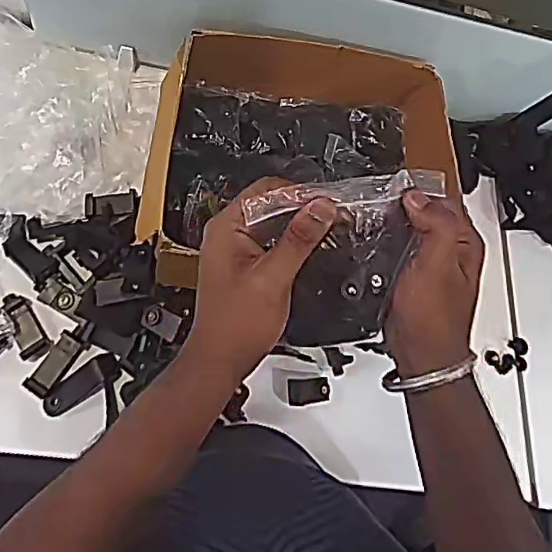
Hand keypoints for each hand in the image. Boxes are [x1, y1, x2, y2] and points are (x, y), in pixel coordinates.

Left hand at [183, 178, 335, 384]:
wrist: (220, 361)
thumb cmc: (234, 326)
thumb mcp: (272, 278)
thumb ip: (298, 240)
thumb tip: (319, 208)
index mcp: (227, 228)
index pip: (267, 190)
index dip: (299, 193)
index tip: (325, 201)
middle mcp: (228, 233)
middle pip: (271, 203)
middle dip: (303, 207)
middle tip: (331, 214)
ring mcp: (236, 247)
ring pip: (274, 221)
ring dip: (300, 224)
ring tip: (326, 227)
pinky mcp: (246, 262)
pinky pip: (273, 238)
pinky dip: (293, 239)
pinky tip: (311, 246)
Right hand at [387, 189, 484, 375]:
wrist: (422, 358)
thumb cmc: (435, 321)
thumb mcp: (437, 265)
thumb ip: (435, 226)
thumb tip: (419, 198)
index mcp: (466, 243)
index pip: (447, 200)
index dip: (423, 192)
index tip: (400, 190)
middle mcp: (454, 251)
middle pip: (431, 212)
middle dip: (409, 205)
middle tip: (386, 201)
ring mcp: (435, 263)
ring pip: (416, 228)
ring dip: (400, 222)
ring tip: (380, 216)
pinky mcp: (417, 275)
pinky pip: (405, 246)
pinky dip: (393, 240)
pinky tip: (381, 241)